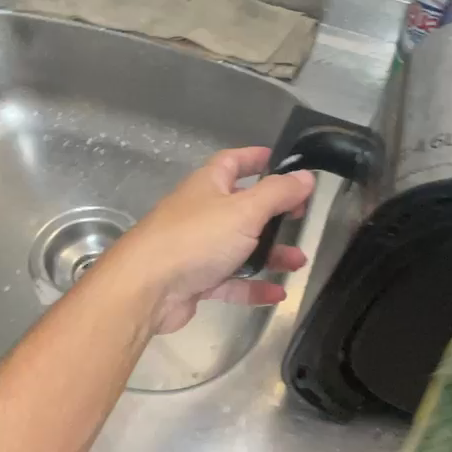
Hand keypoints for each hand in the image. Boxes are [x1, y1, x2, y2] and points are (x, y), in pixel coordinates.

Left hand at [99, 146, 315, 334]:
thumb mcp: (244, 210)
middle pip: (242, 208)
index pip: (233, 162)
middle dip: (273, 214)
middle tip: (299, 217)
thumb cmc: (196, 238)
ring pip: (239, 247)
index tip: (280, 161)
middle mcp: (201, 212)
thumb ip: (278, 193)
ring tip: (298, 262)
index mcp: (208, 185)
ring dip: (269, 254)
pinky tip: (278, 293)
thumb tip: (306, 176)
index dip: (255, 158)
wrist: (145, 289)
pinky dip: (253, 286)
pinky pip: (231, 282)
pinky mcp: (195, 281)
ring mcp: (196, 248)